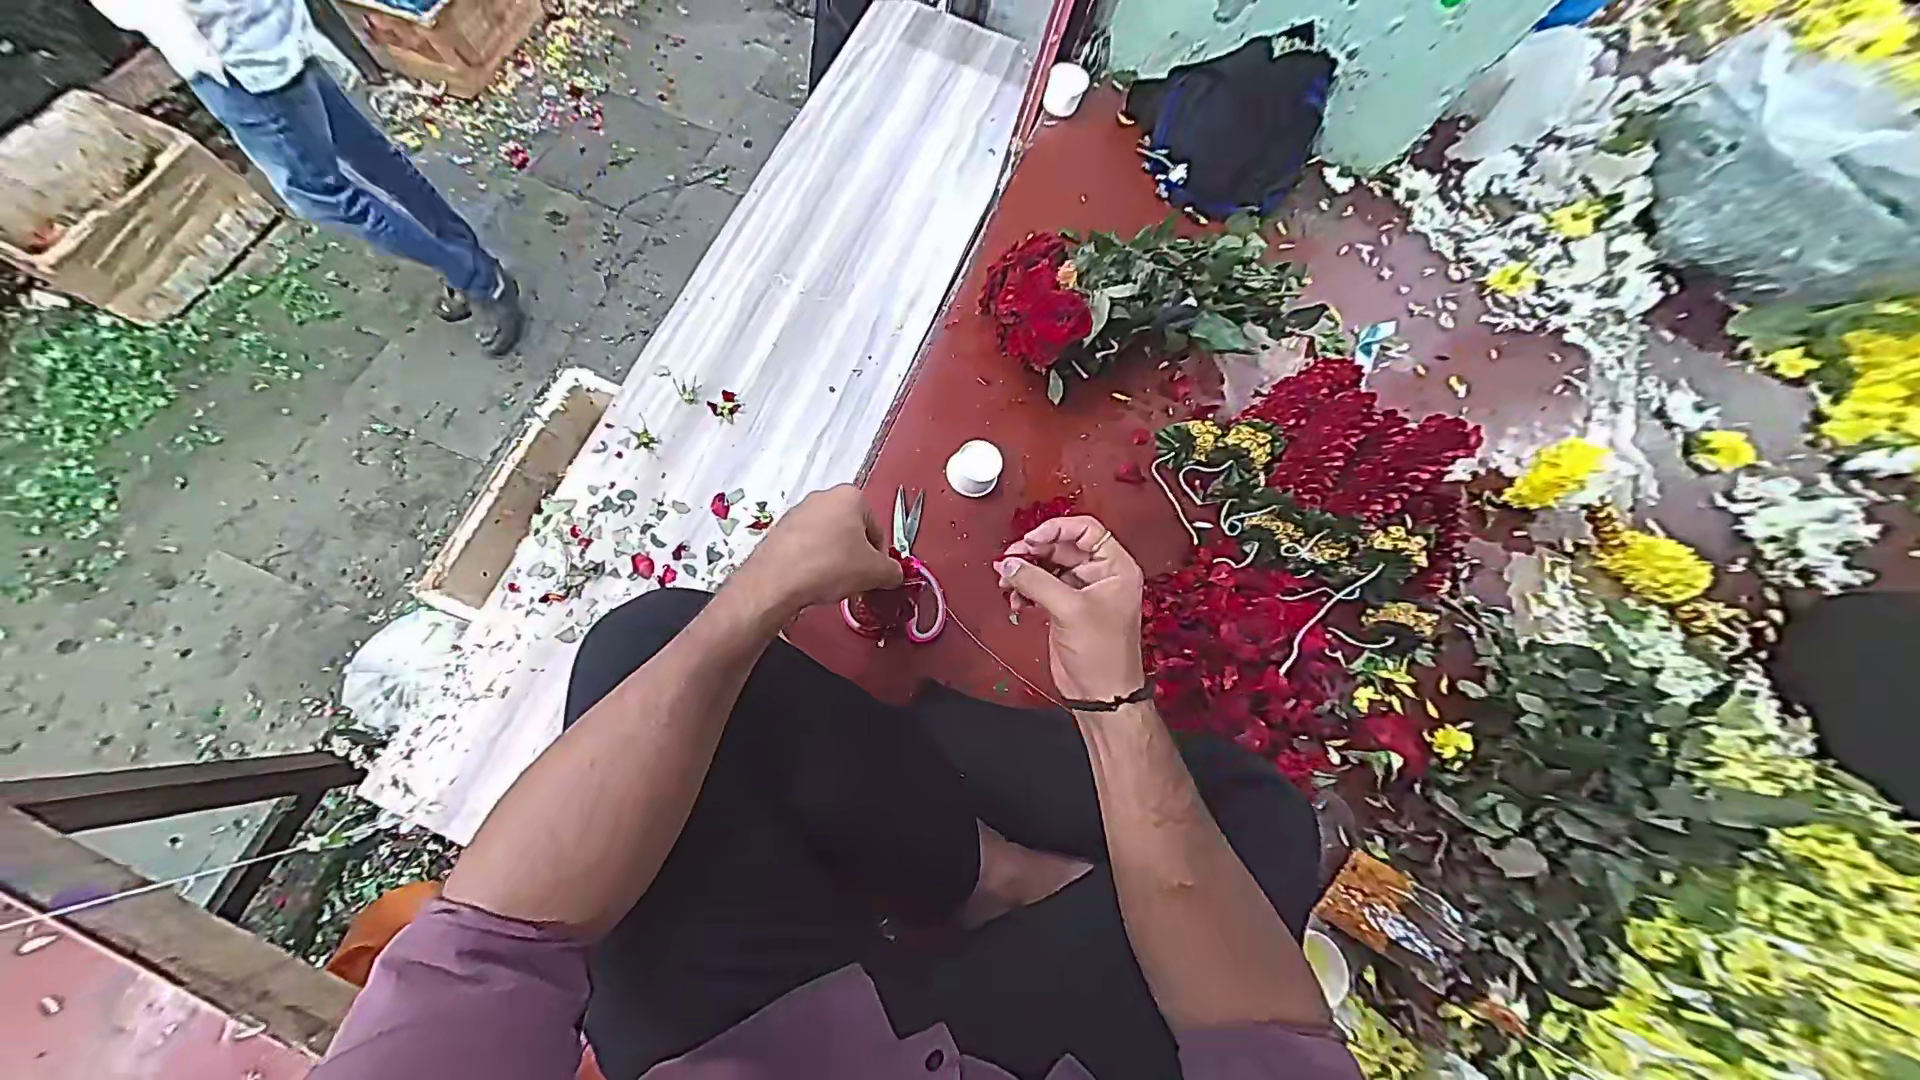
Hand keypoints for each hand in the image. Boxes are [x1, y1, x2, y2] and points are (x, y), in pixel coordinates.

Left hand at [731, 485, 902, 618]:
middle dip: (856, 555)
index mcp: (851, 496)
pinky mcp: (780, 529)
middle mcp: (823, 497)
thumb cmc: (829, 566)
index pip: (876, 529)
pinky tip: (812, 579)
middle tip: (855, 579)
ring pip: (829, 538)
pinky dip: (813, 560)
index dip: (879, 556)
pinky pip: (806, 545)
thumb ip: (893, 571)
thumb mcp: (875, 573)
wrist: (777, 581)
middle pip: (852, 531)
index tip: (874, 574)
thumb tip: (893, 574)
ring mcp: (798, 512)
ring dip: (835, 558)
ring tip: (832, 582)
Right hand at [995, 516, 1145, 702]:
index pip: (1086, 530)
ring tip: (1007, 580)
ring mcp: (1081, 591)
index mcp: (1115, 567)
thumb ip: (1037, 582)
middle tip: (1011, 559)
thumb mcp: (1071, 610)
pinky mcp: (1065, 607)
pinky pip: (1040, 586)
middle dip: (1033, 551)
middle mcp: (1099, 575)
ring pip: (1047, 566)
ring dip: (1024, 570)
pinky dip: (1025, 589)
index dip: (1057, 529)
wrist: (1100, 694)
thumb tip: (1010, 564)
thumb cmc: (1104, 655)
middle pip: (1062, 546)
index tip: (1031, 538)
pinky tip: (1015, 599)